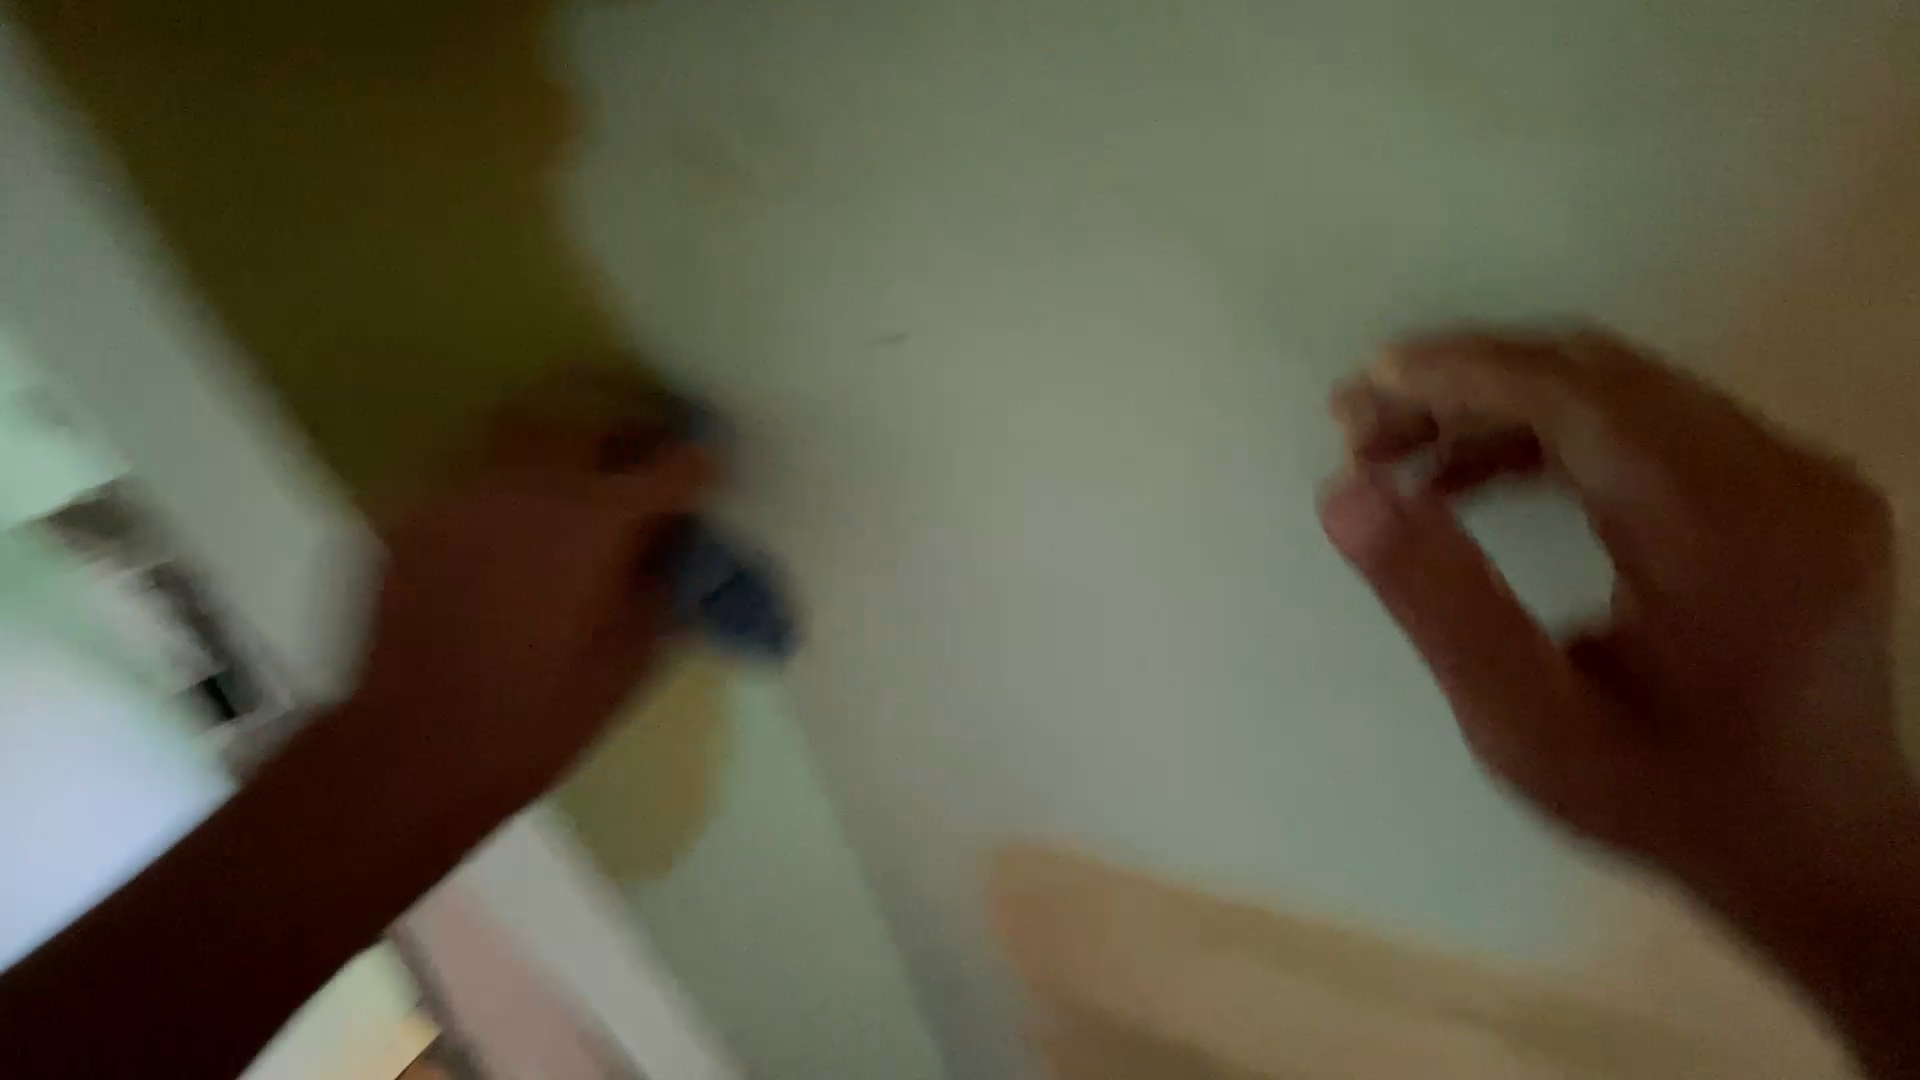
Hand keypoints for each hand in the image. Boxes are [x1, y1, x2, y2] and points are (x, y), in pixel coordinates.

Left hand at [348, 374, 711, 818]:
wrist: (414, 751)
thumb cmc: (544, 714)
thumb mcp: (634, 654)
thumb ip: (661, 582)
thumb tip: (672, 544)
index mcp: (596, 521)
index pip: (670, 466)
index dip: (699, 465)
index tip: (707, 473)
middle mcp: (530, 486)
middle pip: (594, 423)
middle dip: (631, 437)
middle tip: (646, 463)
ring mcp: (464, 492)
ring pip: (527, 429)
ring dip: (568, 446)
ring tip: (580, 481)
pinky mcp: (415, 513)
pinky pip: (477, 471)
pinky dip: (512, 481)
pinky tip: (516, 523)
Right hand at [1320, 329, 1909, 901]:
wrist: (1814, 853)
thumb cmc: (1658, 795)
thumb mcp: (1521, 719)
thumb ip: (1437, 600)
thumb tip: (1345, 494)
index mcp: (1729, 534)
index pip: (1583, 397)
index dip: (1463, 375)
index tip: (1364, 385)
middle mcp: (1781, 478)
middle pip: (1595, 375)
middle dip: (1461, 382)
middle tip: (1359, 426)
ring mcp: (1787, 479)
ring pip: (1611, 388)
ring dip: (1489, 403)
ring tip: (1392, 450)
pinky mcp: (1772, 492)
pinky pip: (1634, 422)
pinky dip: (1534, 432)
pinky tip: (1462, 477)